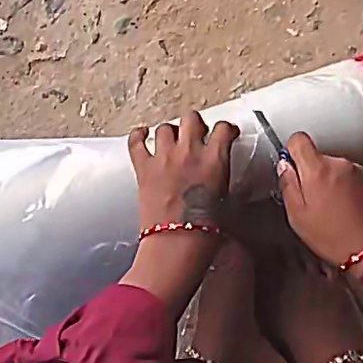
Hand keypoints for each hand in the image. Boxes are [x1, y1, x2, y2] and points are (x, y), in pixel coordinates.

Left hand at [120, 113, 238, 315]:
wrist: (176, 244)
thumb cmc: (203, 231)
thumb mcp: (225, 200)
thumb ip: (221, 179)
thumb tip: (218, 177)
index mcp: (215, 160)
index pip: (224, 129)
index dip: (226, 129)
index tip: (226, 133)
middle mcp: (189, 153)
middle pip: (192, 119)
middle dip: (195, 124)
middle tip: (196, 133)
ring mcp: (164, 158)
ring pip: (165, 128)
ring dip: (169, 132)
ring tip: (170, 140)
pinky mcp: (143, 168)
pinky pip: (136, 142)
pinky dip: (138, 135)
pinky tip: (142, 134)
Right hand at [277, 132, 362, 265]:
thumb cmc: (333, 237)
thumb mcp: (298, 216)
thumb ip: (288, 186)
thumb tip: (284, 166)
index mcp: (317, 170)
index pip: (299, 140)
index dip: (291, 152)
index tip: (291, 169)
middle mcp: (339, 163)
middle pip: (316, 156)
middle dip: (310, 173)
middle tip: (310, 200)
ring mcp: (357, 170)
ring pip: (332, 167)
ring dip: (328, 181)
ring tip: (330, 208)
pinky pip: (348, 175)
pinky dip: (343, 187)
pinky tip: (344, 208)